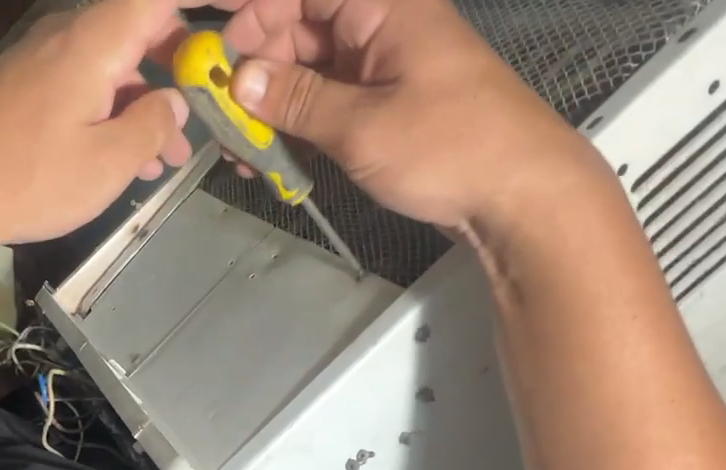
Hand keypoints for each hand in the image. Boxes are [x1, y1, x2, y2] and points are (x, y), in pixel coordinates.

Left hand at [0, 0, 194, 269]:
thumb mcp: (106, 165)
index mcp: (95, 41)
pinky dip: (111, 114)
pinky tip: (121, 160)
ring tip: (165, 159)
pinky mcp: (23, 88)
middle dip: (178, 70)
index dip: (205, 0)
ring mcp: (41, 60)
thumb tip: (174, 104)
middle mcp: (67, 36)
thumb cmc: (27, 181)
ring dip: (143, 106)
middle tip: (203, 112)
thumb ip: (151, 128)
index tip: (240, 15)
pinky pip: (82, 86)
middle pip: (138, 29)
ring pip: (110, 66)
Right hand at [213, 0, 610, 235]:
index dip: (252, 14)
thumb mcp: (362, 126)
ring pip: (306, 73)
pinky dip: (294, 127)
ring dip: (268, 107)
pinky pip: (323, 105)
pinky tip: (267, 156)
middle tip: (217, 116)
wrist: (516, 193)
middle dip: (253, 69)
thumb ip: (297, 101)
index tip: (209, 51)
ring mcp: (379, 69)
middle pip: (298, 30)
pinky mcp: (380, 107)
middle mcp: (377, 27)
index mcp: (382, 6)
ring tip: (237, 148)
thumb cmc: (449, 147)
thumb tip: (240, 80)